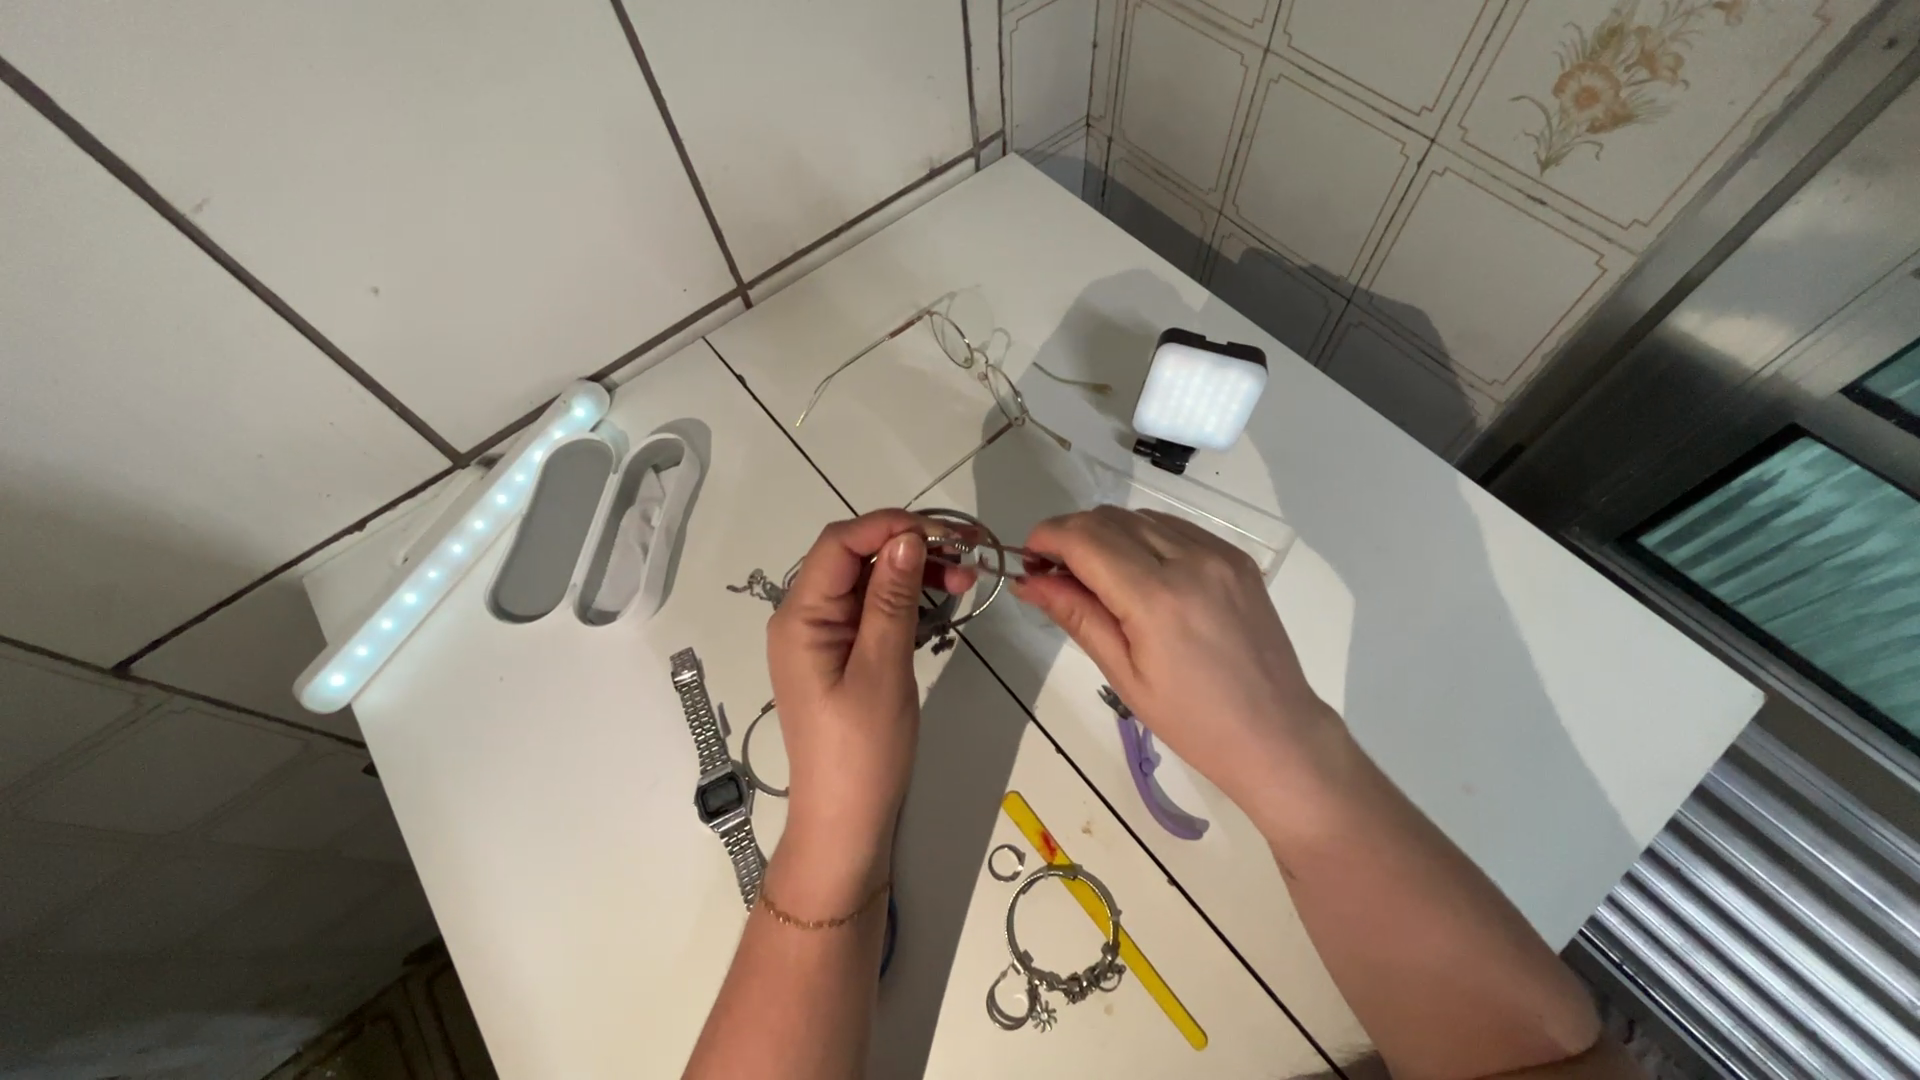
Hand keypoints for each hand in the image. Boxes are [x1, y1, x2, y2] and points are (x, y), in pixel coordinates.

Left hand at [765, 510, 973, 881]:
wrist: (846, 821)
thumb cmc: (862, 750)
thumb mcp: (882, 669)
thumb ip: (892, 599)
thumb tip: (907, 536)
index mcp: (799, 618)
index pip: (838, 544)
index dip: (888, 526)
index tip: (944, 534)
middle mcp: (803, 618)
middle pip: (854, 559)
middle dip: (908, 547)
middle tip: (966, 557)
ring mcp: (822, 638)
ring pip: (867, 582)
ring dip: (913, 573)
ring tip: (964, 580)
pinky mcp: (841, 655)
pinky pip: (872, 611)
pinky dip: (907, 601)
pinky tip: (941, 604)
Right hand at [1011, 507, 1343, 820]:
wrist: (1276, 732)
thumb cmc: (1192, 721)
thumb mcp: (1123, 675)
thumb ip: (1076, 615)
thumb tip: (1028, 581)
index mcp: (1156, 598)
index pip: (1084, 539)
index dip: (1046, 539)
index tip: (1028, 558)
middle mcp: (1189, 561)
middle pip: (1108, 519)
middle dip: (1070, 535)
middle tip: (1054, 574)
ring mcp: (1218, 554)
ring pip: (1139, 516)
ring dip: (1105, 533)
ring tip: (1094, 575)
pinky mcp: (1235, 557)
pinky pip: (1174, 527)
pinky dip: (1142, 537)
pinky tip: (1137, 571)